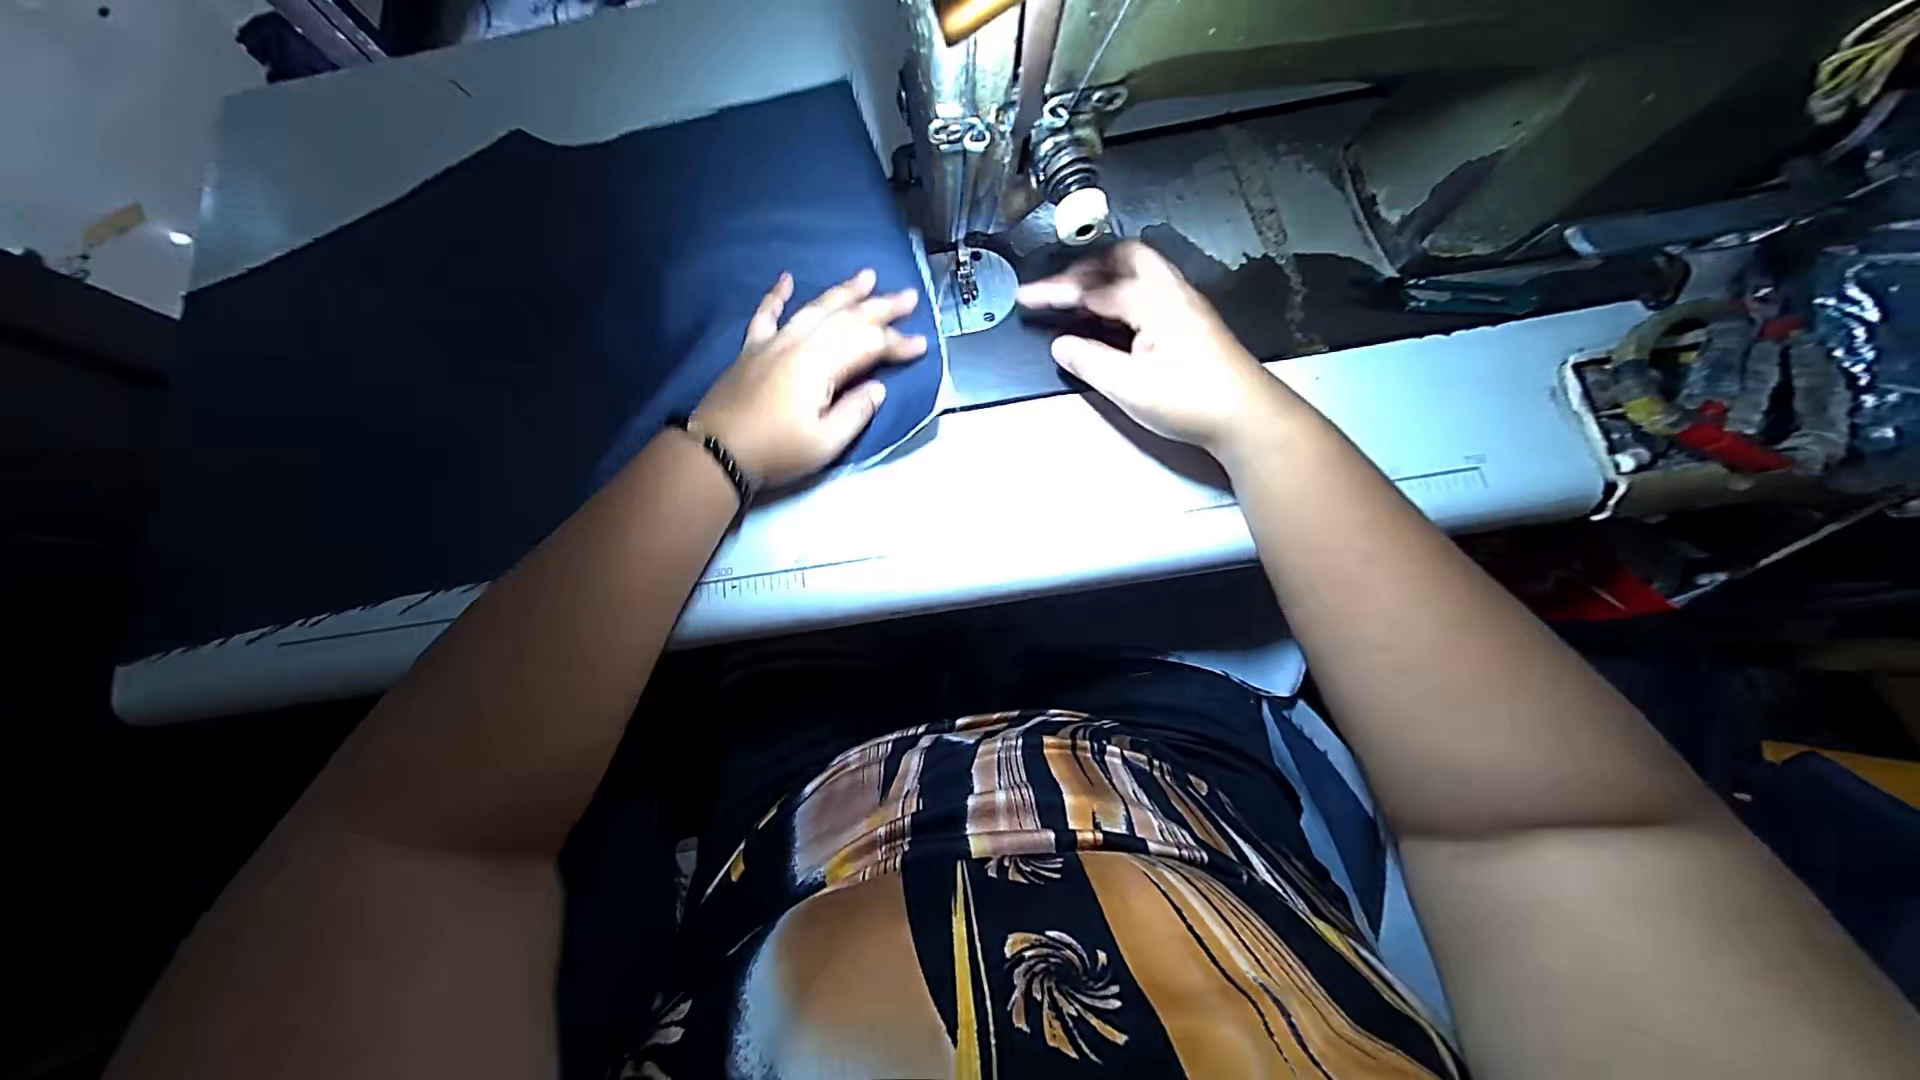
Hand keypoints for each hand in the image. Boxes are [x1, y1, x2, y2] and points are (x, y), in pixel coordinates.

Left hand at [693, 269, 926, 487]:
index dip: (897, 343)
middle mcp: (798, 343)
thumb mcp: (825, 442)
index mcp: (819, 365)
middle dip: (881, 307)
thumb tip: (877, 388)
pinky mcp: (751, 349)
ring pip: (813, 308)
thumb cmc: (775, 452)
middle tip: (908, 296)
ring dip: (843, 291)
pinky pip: (766, 314)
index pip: (867, 345)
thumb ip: (855, 412)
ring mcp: (772, 342)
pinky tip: (786, 279)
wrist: (716, 452)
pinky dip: (777, 295)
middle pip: (846, 317)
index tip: (921, 344)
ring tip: (867, 276)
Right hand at [1015, 240, 1297, 454]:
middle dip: (1086, 269)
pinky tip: (1115, 317)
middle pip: (1123, 258)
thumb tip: (1061, 345)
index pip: (1095, 287)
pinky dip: (1123, 293)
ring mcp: (1186, 304)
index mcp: (1153, 301)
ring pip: (1140, 271)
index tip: (1026, 297)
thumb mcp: (1128, 386)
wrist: (1247, 417)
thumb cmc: (1190, 401)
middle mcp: (1172, 291)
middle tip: (1060, 289)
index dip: (1056, 291)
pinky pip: (1150, 289)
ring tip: (1082, 299)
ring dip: (1107, 279)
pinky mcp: (1194, 321)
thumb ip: (1089, 361)